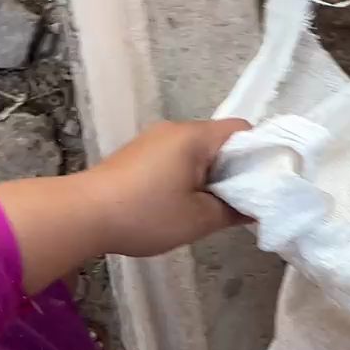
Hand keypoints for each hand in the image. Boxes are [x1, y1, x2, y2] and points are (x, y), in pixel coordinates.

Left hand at [0, 119, 251, 292]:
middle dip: (235, 170)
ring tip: (213, 209)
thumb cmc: (146, 214)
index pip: (243, 131)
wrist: (82, 215)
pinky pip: (175, 160)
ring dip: (209, 177)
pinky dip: (187, 178)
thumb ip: (235, 210)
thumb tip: (257, 207)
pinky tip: (183, 206)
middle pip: (220, 142)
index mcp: (195, 136)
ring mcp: (152, 141)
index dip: (261, 155)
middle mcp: (175, 130)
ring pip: (197, 153)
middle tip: (242, 203)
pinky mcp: (137, 156)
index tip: (267, 184)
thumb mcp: (200, 219)